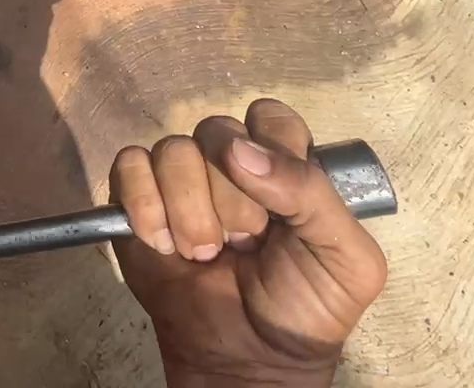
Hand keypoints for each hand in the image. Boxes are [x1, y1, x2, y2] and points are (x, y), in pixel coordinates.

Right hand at [110, 99, 387, 387]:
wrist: (244, 357)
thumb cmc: (302, 306)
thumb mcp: (345, 260)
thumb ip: (310, 194)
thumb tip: (239, 149)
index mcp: (281, 165)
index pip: (270, 117)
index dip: (269, 148)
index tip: (274, 198)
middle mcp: (226, 159)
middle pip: (216, 131)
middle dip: (229, 197)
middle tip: (241, 242)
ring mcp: (177, 172)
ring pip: (171, 150)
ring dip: (187, 211)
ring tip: (200, 253)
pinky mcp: (133, 190)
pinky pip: (129, 165)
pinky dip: (144, 206)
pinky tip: (161, 243)